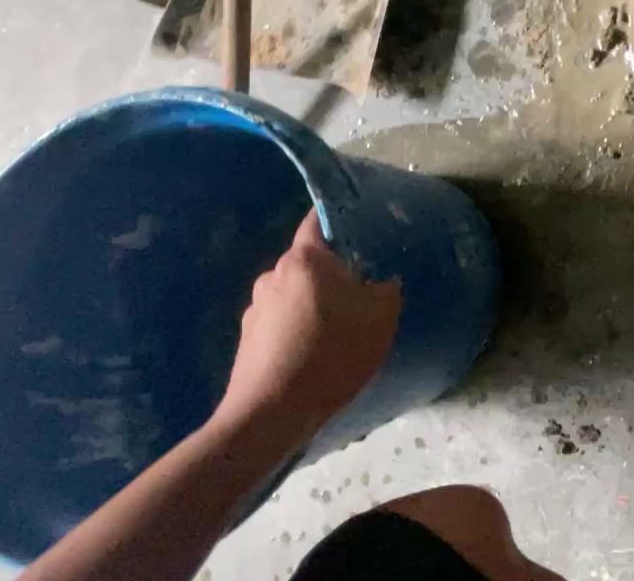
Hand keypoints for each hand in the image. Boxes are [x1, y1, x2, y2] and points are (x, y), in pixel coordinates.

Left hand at [215, 212, 401, 439]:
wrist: (271, 414)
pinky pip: (282, 319)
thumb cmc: (332, 352)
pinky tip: (317, 349)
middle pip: (310, 261)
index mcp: (305, 260)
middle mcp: (273, 276)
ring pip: (296, 291)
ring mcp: (255, 309)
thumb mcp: (381, 316)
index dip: (341, 219)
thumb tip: (380, 283)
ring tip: (341, 324)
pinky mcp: (247, 339)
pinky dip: (300, 325)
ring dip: (316, 301)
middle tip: (362, 285)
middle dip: (334, 269)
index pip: (318, 220)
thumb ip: (385, 289)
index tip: (362, 226)